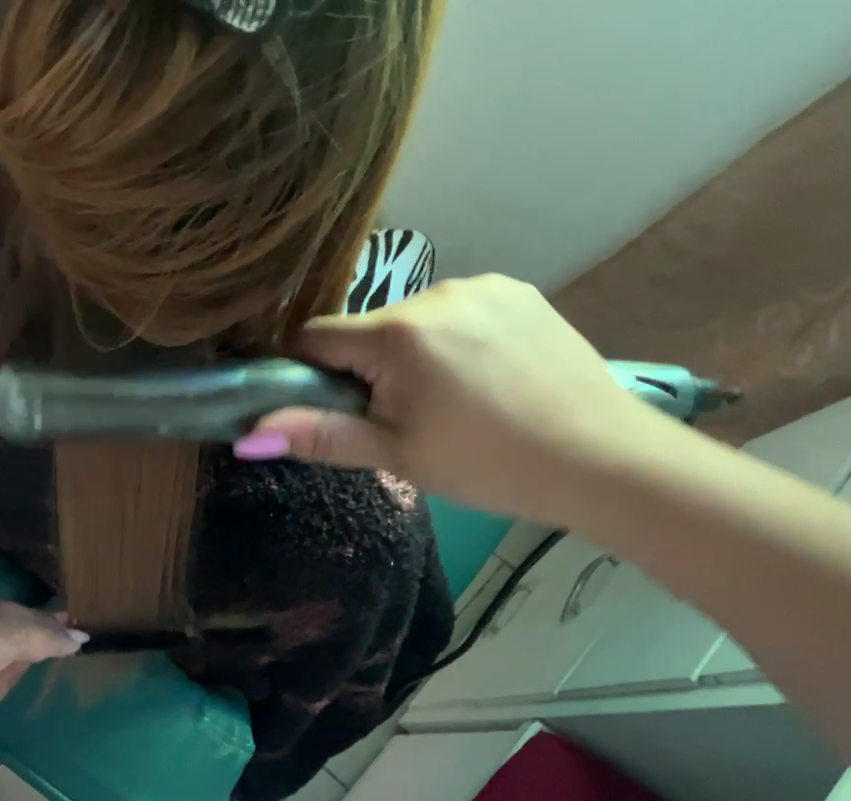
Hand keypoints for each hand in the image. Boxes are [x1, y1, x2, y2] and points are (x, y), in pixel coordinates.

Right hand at [238, 275, 674, 524]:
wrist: (603, 459)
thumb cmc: (487, 464)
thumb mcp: (394, 455)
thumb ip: (319, 437)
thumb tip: (248, 436)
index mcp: (397, 333)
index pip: (314, 337)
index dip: (308, 374)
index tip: (331, 409)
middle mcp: (436, 292)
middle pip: (364, 330)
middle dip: (365, 369)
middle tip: (400, 419)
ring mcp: (483, 286)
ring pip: (410, 322)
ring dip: (409, 355)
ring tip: (449, 403)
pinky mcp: (519, 292)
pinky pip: (456, 313)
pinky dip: (451, 341)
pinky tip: (483, 379)